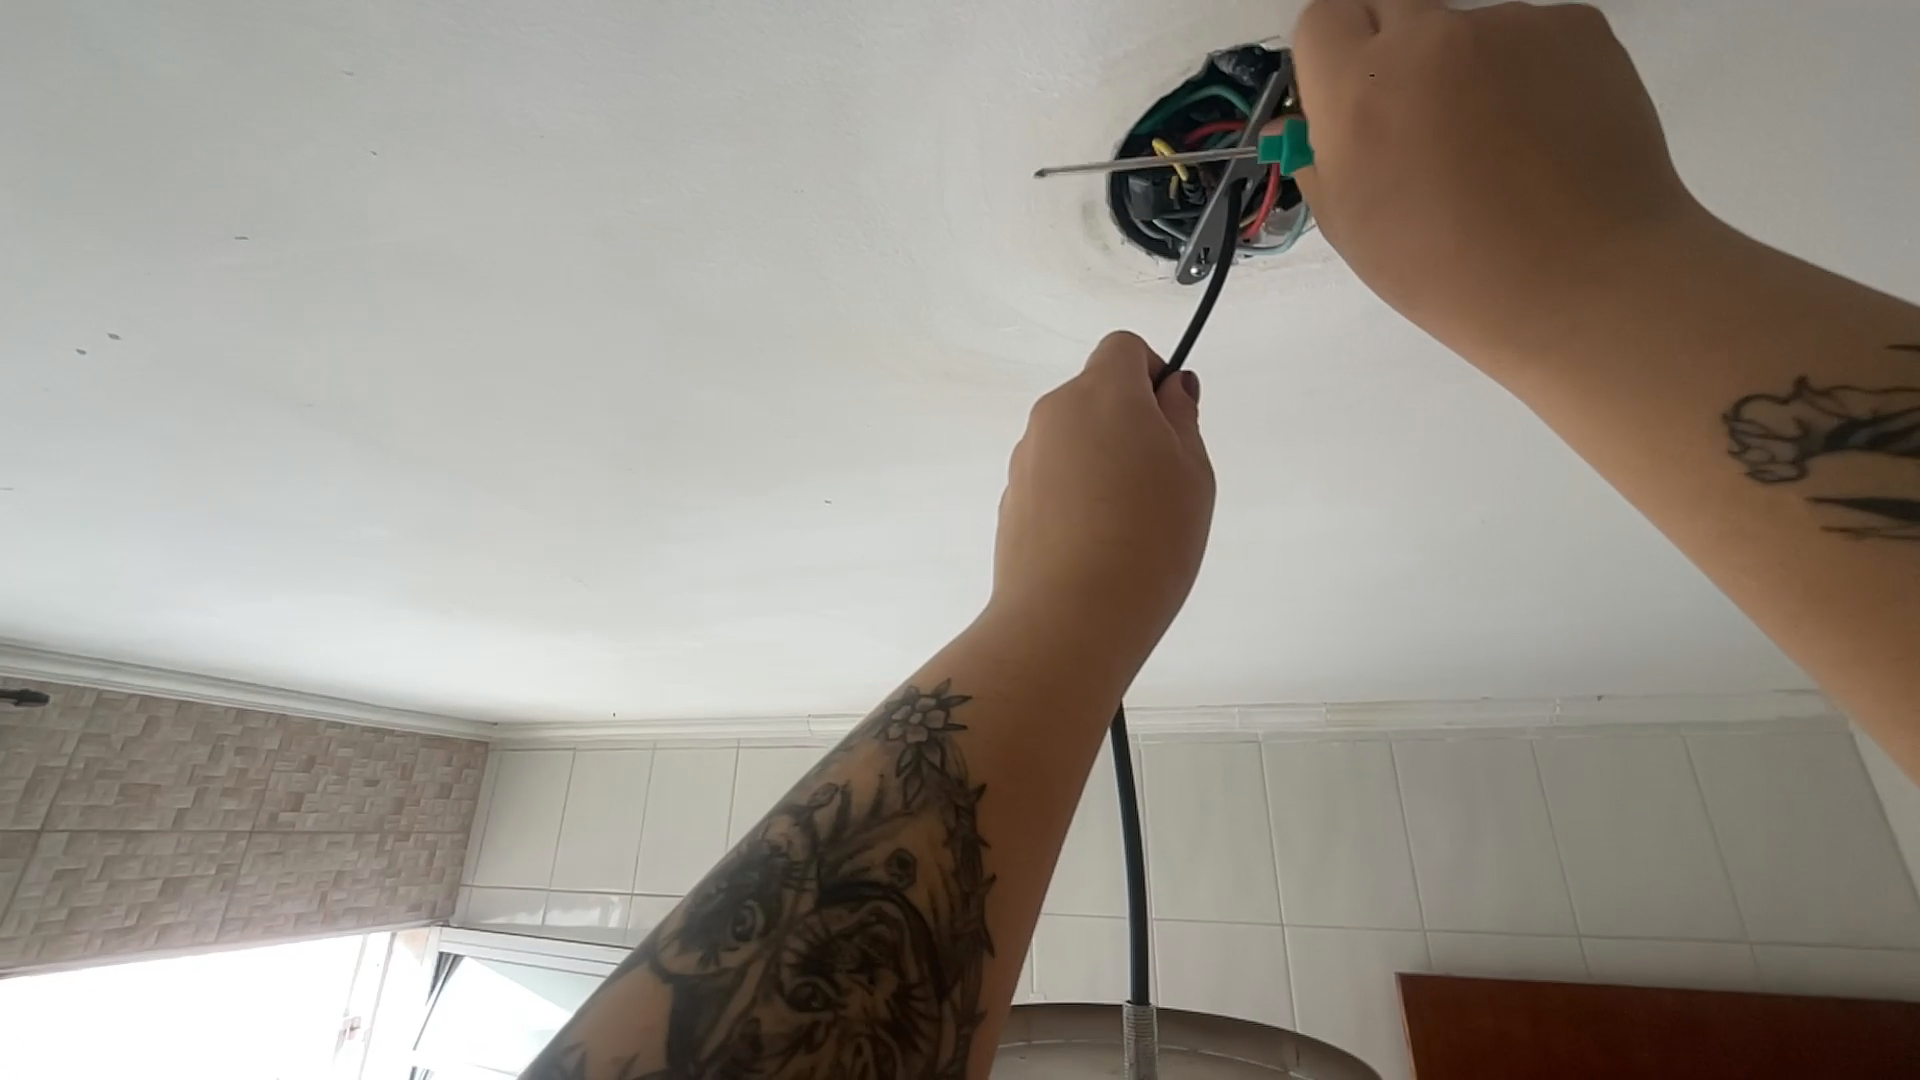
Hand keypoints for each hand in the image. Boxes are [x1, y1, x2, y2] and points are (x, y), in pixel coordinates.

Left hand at [991, 332, 1214, 667]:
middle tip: (1158, 482)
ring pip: (1071, 440)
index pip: (1123, 348)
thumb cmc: (1150, 539)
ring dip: (1099, 460)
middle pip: (1094, 395)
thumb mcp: (1193, 474)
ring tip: (1126, 523)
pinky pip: (1051, 478)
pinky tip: (1092, 543)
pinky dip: (1073, 493)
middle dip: (1128, 422)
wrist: (1069, 618)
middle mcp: (1052, 416)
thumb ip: (1181, 419)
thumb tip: (1170, 388)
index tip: (1170, 422)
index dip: (1153, 374)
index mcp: (1100, 394)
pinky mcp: (1010, 501)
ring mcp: (1024, 460)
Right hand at [1287, 0, 1713, 354]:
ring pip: (1457, 29)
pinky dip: (1514, 75)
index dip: (1325, 58)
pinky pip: (1521, 38)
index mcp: (1359, 89)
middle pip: (1386, 6)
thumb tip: (1306, 120)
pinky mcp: (1578, 25)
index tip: (1339, 102)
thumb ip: (1316, 156)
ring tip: (1481, 148)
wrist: (1574, 275)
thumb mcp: (1346, 223)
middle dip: (1381, 53)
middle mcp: (1431, 36)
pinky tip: (1529, 138)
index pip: (1321, 17)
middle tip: (1403, 123)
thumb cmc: (1437, 267)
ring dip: (1452, 69)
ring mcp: (1512, 23)